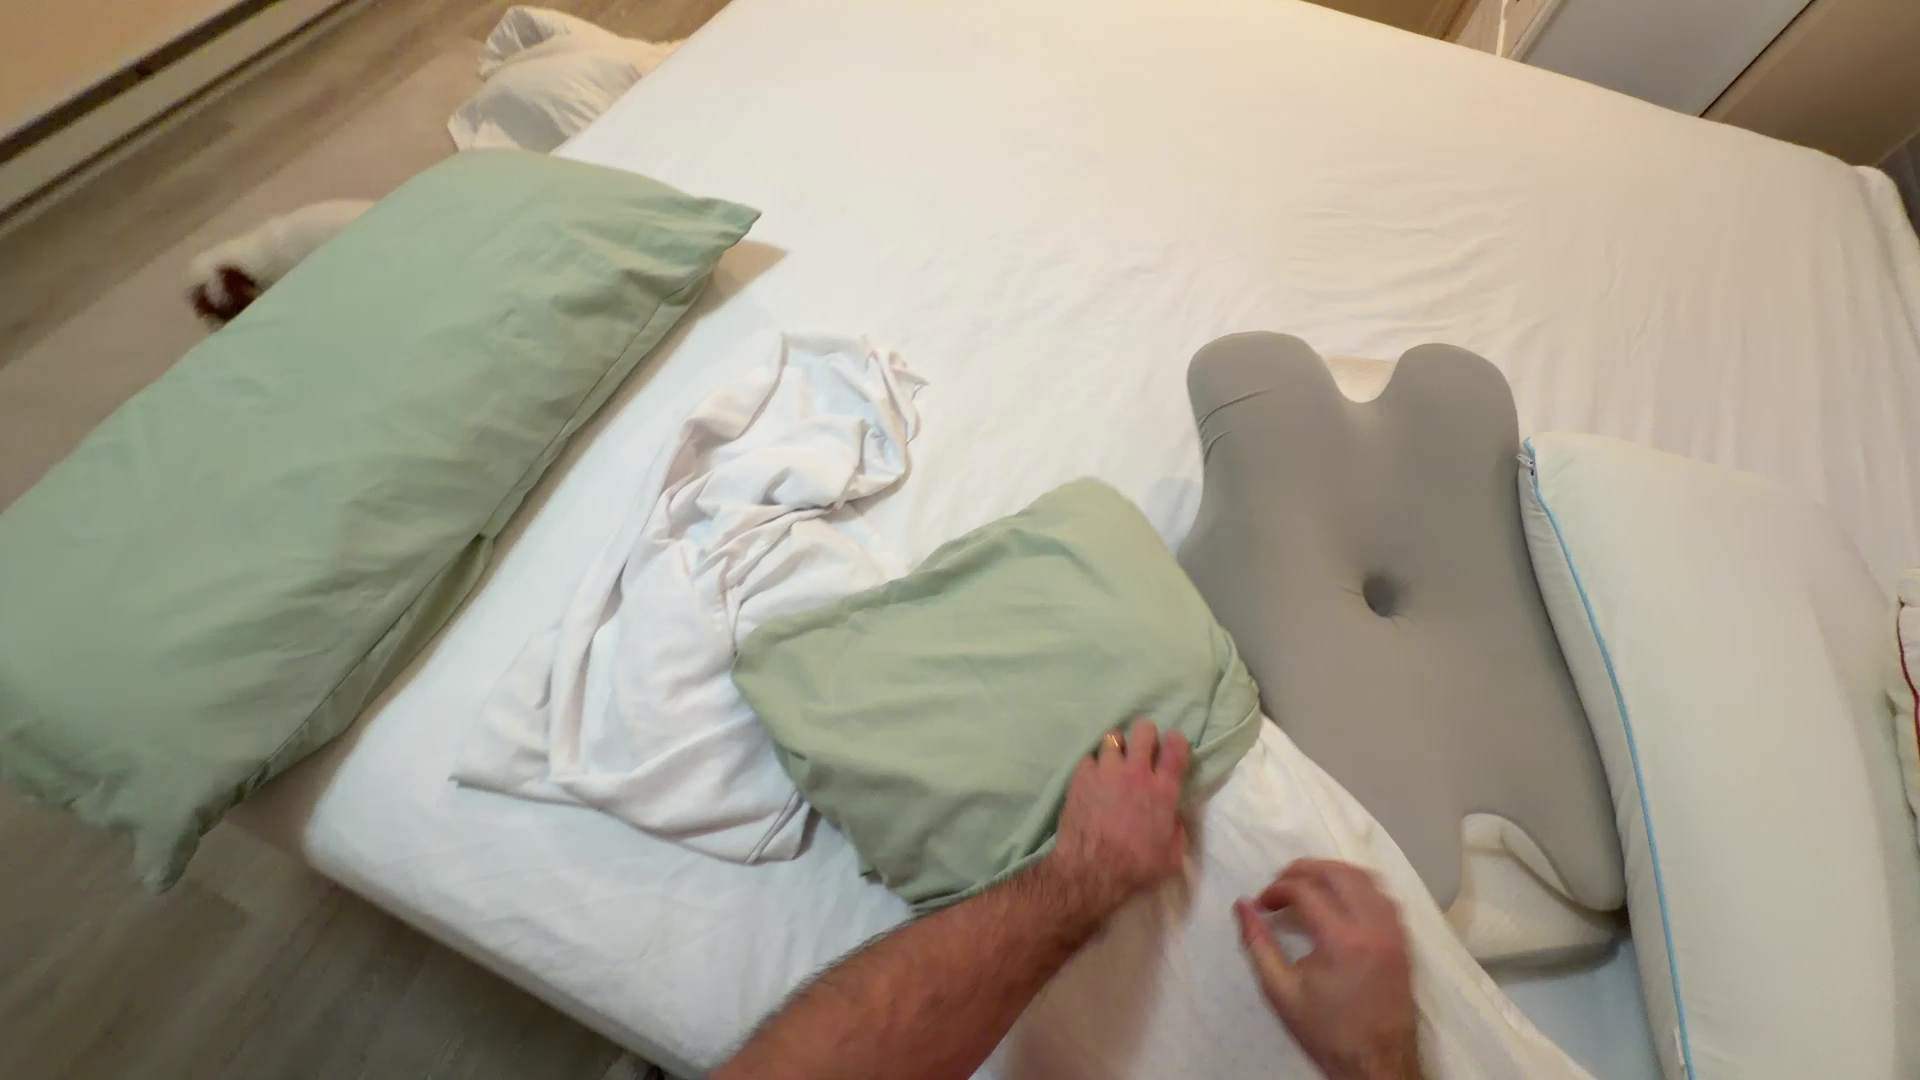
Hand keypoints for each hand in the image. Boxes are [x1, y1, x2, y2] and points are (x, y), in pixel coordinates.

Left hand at [1043, 718, 1191, 916]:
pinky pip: (1090, 757)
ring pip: (1113, 737)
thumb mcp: (1172, 856)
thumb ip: (1176, 829)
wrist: (1091, 869)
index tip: (1173, 743)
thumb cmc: (1136, 867)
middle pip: (1143, 730)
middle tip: (1142, 749)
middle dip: (1145, 734)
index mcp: (1162, 791)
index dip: (1177, 740)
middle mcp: (1136, 772)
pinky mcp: (1082, 775)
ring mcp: (1106, 770)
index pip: (1176, 749)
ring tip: (1114, 762)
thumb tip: (1172, 815)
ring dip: (1117, 747)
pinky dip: (1093, 765)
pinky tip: (1093, 779)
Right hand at [1234, 859, 1422, 1079]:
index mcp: (1341, 940)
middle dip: (1302, 870)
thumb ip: (1257, 943)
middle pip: (1337, 873)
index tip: (1261, 905)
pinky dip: (1359, 888)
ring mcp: (1394, 935)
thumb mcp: (1280, 991)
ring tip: (1308, 886)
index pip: (1304, 890)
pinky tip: (1341, 900)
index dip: (1276, 890)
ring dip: (1332, 873)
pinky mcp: (1404, 944)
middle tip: (1280, 885)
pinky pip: (1384, 898)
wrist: (1379, 1070)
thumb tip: (1242, 904)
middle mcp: (1372, 928)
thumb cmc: (1326, 1032)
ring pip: (1365, 879)